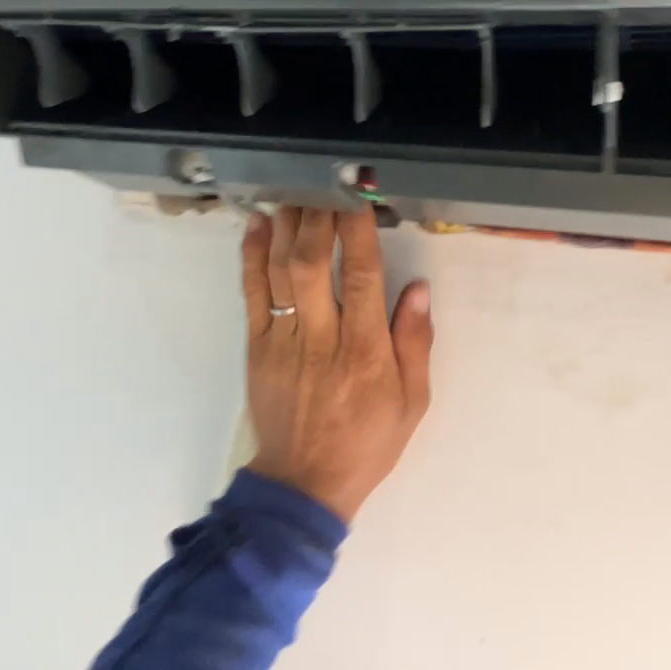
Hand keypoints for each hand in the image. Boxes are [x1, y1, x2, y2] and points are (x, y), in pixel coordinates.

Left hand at [239, 207, 433, 523]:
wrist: (304, 484)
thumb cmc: (366, 441)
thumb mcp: (412, 403)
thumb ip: (415, 343)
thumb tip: (418, 289)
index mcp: (365, 351)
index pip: (361, 278)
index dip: (358, 233)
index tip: (359, 200)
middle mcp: (321, 338)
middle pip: (312, 264)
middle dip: (317, 218)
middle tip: (324, 185)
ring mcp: (283, 340)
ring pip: (279, 272)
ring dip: (287, 227)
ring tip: (294, 190)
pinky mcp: (257, 347)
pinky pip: (253, 294)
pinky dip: (252, 256)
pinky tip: (259, 224)